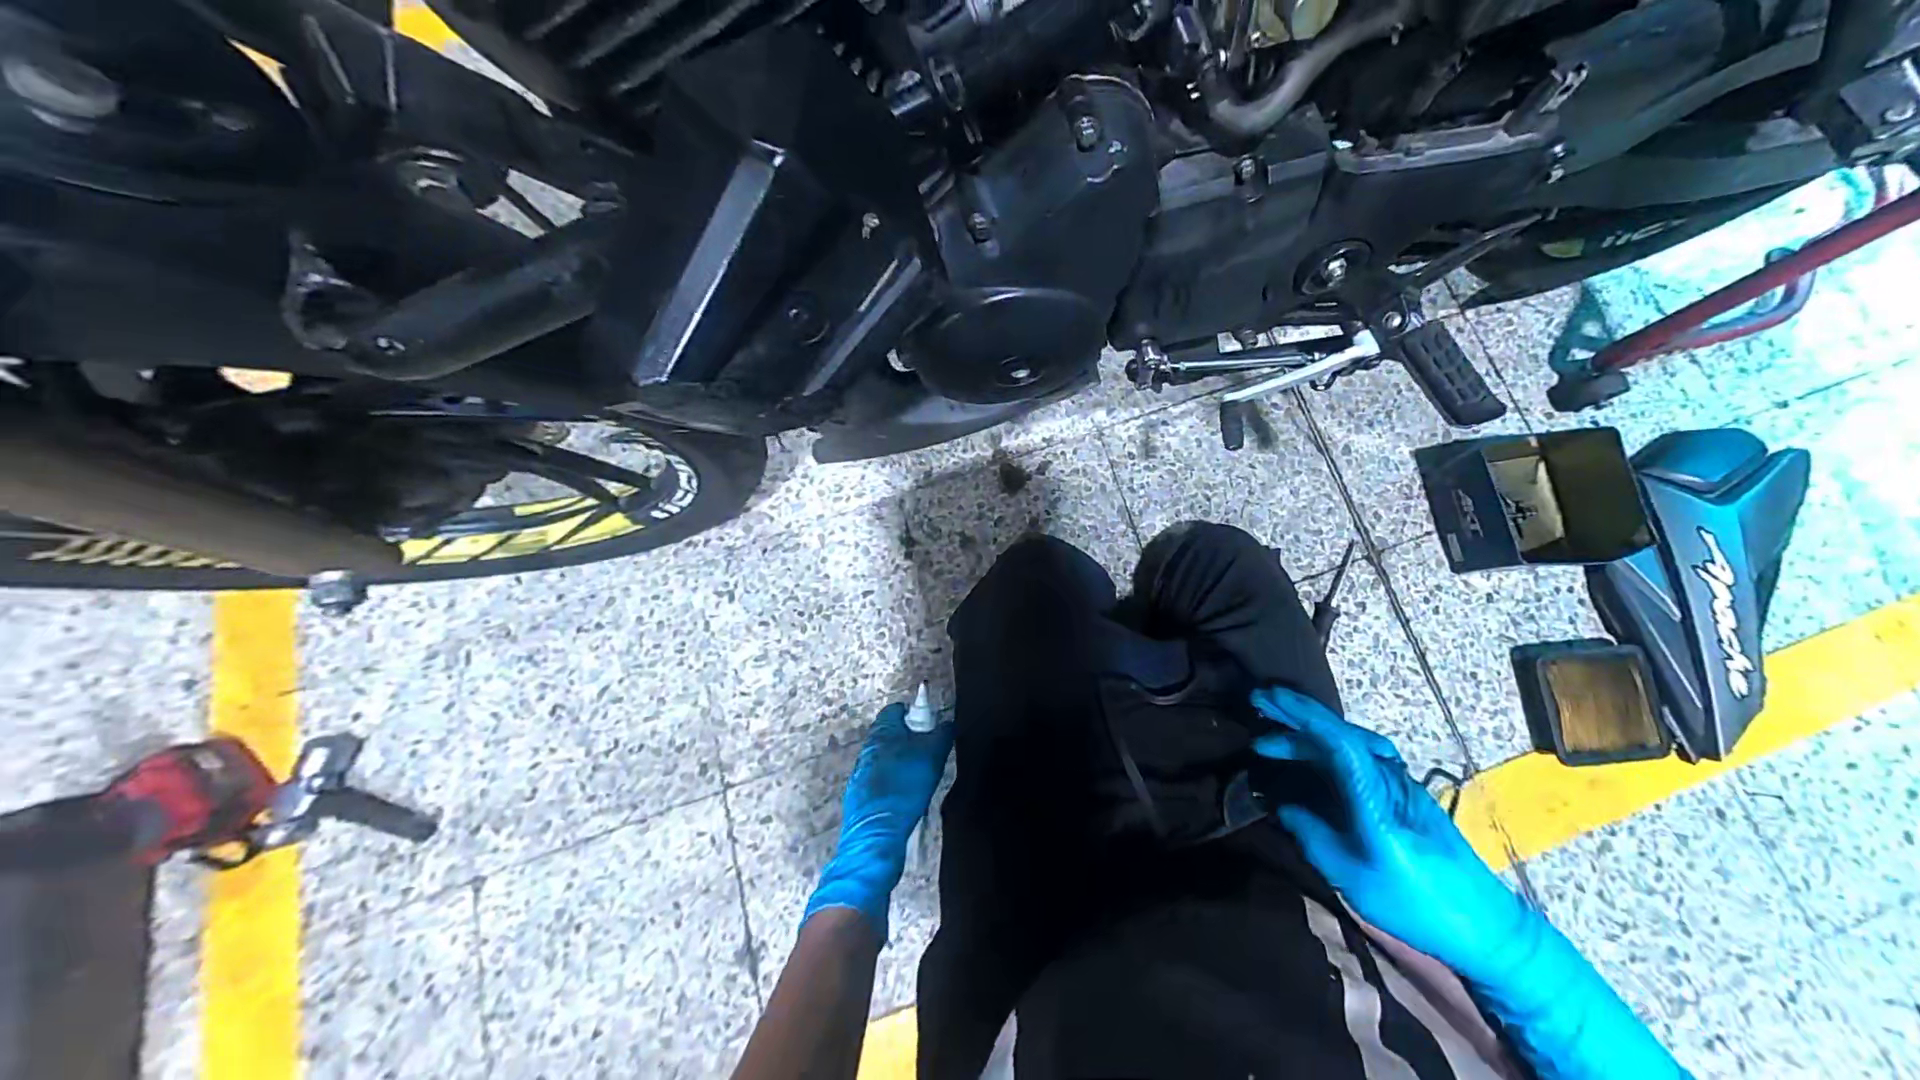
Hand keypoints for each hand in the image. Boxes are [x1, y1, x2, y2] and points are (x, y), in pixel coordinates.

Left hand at [803, 702, 954, 939]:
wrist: (875, 837)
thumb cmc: (904, 788)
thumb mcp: (932, 756)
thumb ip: (941, 735)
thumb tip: (947, 722)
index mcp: (881, 733)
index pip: (896, 710)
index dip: (915, 714)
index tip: (931, 728)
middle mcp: (867, 749)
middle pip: (891, 734)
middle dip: (910, 740)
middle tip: (931, 754)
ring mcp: (861, 774)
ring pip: (885, 758)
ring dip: (902, 763)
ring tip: (922, 779)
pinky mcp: (860, 797)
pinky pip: (881, 781)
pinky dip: (895, 784)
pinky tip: (908, 798)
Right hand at [1250, 686, 1529, 982]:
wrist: (1489, 930)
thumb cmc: (1418, 906)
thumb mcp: (1354, 878)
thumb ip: (1312, 836)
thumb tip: (1283, 806)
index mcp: (1378, 799)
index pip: (1339, 742)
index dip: (1302, 716)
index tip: (1267, 699)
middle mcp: (1391, 781)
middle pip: (1342, 734)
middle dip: (1298, 713)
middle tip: (1259, 701)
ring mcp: (1400, 786)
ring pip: (1350, 744)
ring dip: (1309, 734)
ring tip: (1271, 740)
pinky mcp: (1402, 797)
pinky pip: (1358, 759)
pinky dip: (1326, 749)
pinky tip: (1309, 760)